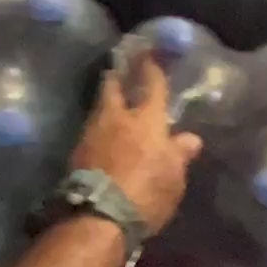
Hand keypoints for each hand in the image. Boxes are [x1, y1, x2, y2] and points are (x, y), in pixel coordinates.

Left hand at [71, 54, 203, 230]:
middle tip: (118, 68)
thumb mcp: (174, 176)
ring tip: (112, 102)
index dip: (151, 65)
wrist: (98, 216)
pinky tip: (103, 133)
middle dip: (116, 75)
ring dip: (105, 102)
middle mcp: (116, 118)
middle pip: (112, 87)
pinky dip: (99, 128)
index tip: (149, 50)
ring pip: (98, 107)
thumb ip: (180, 153)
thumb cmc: (146, 192)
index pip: (151, 83)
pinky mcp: (76, 153)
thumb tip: (190, 138)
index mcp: (146, 118)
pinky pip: (91, 131)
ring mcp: (92, 133)